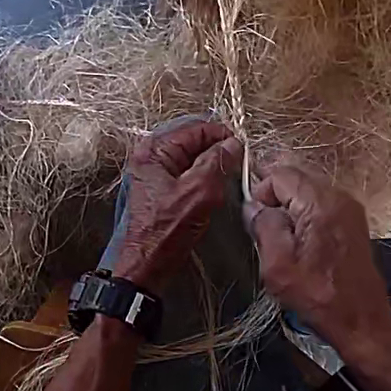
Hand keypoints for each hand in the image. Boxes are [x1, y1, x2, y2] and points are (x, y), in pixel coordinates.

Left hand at [109, 120, 241, 291]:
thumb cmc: (166, 230)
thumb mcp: (199, 191)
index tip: (243, 150)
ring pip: (194, 159)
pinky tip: (215, 191)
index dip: (223, 136)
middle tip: (238, 167)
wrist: (148, 262)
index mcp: (155, 150)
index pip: (197, 128)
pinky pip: (189, 174)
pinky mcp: (162, 188)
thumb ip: (217, 162)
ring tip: (228, 180)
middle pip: (195, 142)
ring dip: (212, 167)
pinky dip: (204, 178)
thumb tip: (233, 144)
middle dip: (218, 152)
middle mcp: (152, 156)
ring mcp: (156, 172)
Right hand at [243, 161, 390, 355]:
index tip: (254, 219)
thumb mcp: (277, 265)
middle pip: (295, 180)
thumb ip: (263, 226)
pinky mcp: (353, 223)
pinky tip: (300, 245)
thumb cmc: (317, 296)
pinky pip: (320, 206)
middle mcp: (339, 198)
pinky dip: (304, 217)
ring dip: (288, 210)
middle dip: (274, 200)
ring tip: (282, 242)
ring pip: (306, 192)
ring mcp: (350, 210)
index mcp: (320, 204)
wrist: (361, 323)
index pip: (280, 174)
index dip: (260, 192)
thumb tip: (253, 206)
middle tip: (265, 232)